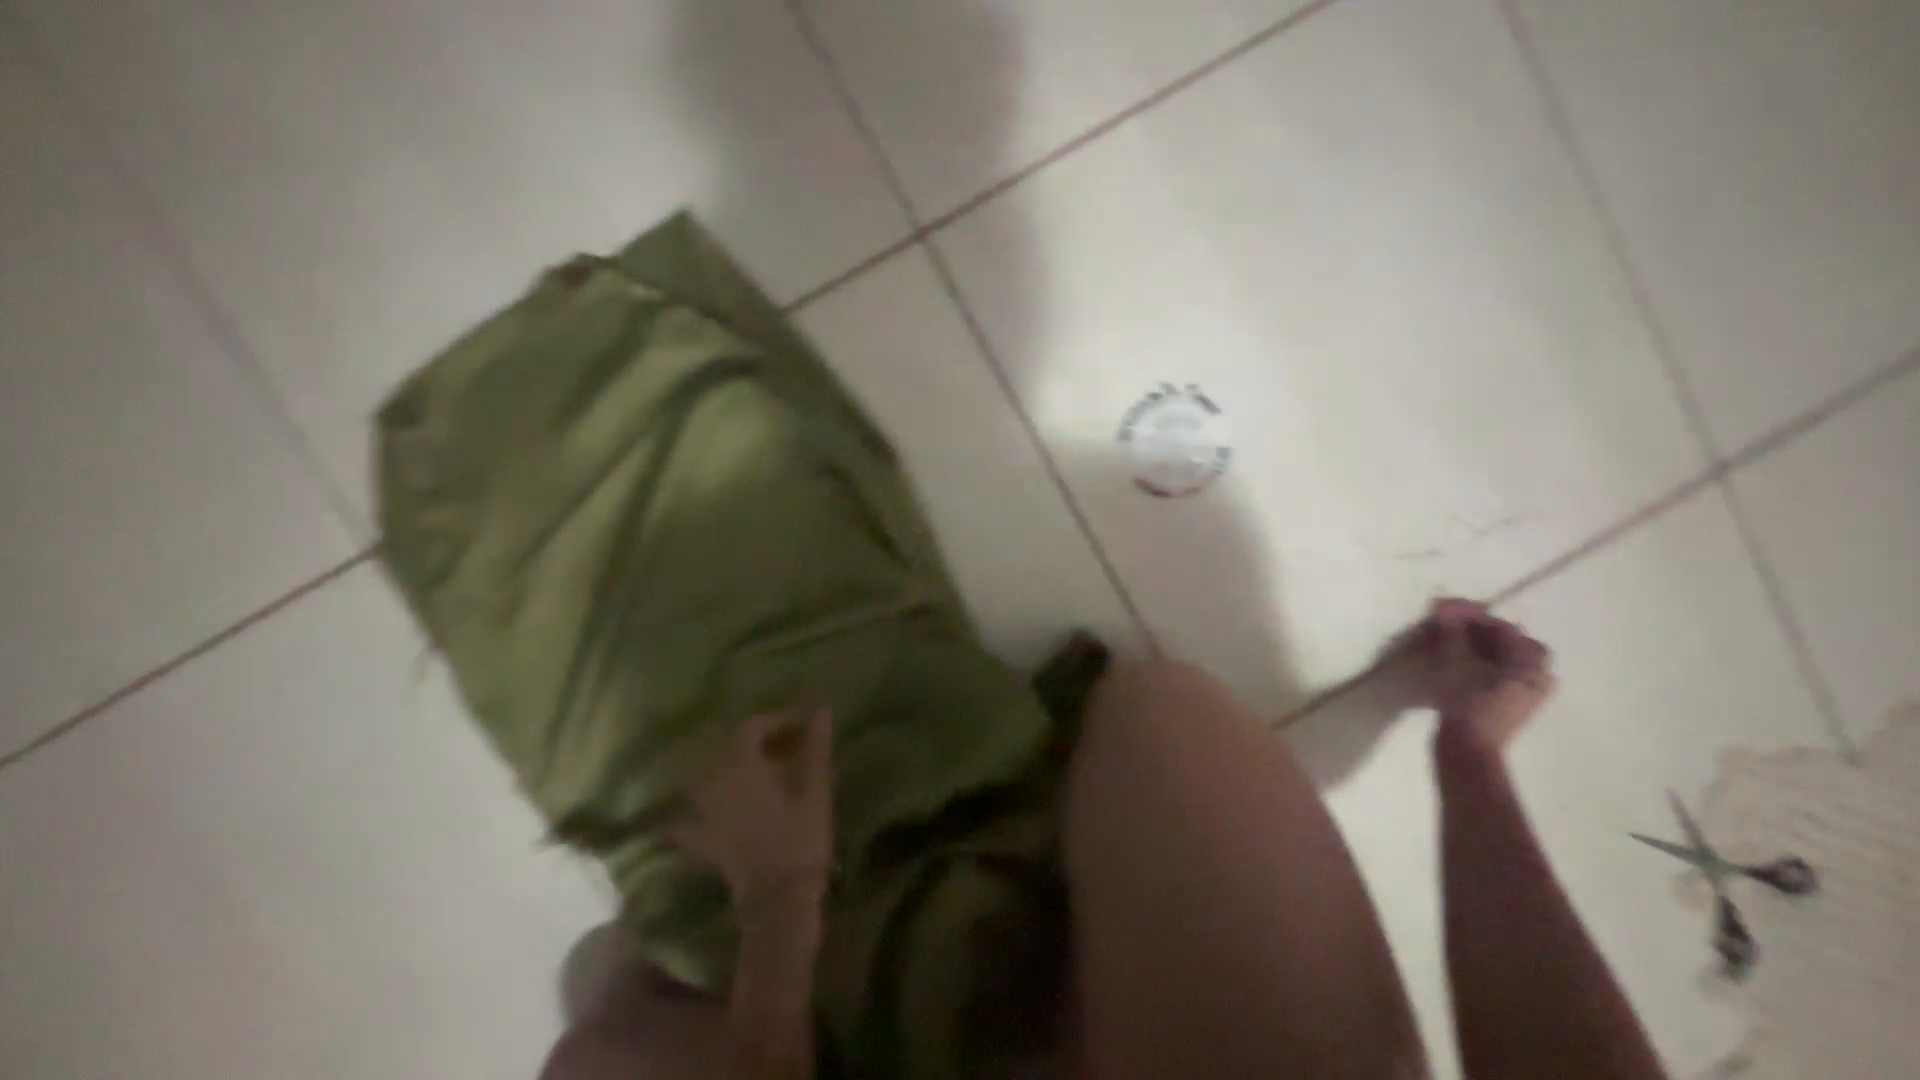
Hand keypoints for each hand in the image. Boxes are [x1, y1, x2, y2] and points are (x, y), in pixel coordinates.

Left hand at [674, 707, 834, 906]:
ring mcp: (705, 815)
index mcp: (740, 766)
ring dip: (734, 772)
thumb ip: (815, 748)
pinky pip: (694, 821)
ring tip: (762, 776)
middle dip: (760, 744)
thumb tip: (821, 709)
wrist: (777, 902)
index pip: (752, 728)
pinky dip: (701, 815)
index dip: (779, 722)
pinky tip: (708, 818)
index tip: (805, 728)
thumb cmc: (800, 840)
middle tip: (791, 750)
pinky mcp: (705, 843)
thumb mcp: (815, 791)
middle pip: (731, 751)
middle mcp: (714, 784)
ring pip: (712, 780)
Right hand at [1419, 598, 1555, 753]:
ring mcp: (1528, 692)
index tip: (1444, 608)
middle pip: (1509, 641)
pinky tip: (1461, 662)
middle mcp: (1538, 675)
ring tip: (1451, 641)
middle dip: (1479, 629)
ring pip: (1506, 657)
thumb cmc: (1465, 704)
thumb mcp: (1456, 664)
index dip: (1471, 615)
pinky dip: (1483, 663)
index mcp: (1531, 663)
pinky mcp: (1514, 704)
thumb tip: (1444, 606)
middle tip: (1448, 624)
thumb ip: (1453, 633)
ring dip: (1480, 645)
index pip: (1502, 627)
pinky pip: (1502, 673)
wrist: (1468, 751)